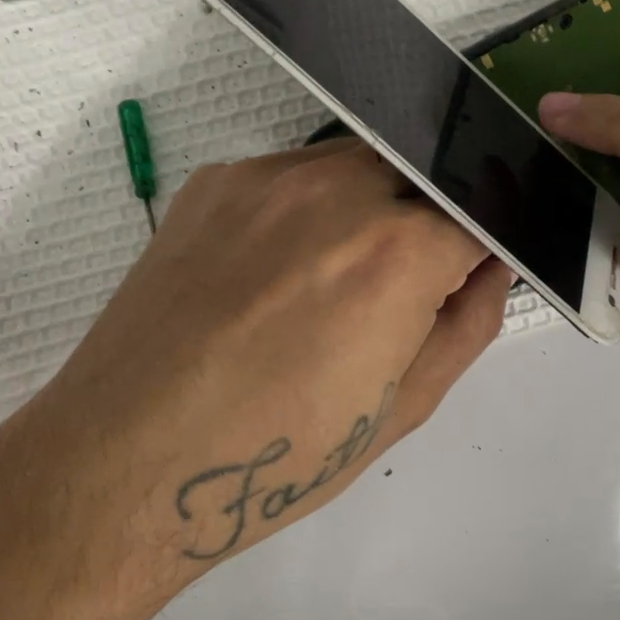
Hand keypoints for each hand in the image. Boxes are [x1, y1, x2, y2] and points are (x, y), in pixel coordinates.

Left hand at [56, 138, 512, 563]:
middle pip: (421, 173)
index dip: (481, 246)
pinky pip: (293, 174)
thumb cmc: (277, 454)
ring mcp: (267, 177)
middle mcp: (336, 189)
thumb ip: (468, 322)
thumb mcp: (403, 408)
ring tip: (328, 283)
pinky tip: (273, 273)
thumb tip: (491, 264)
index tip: (464, 275)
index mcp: (396, 252)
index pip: (478, 212)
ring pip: (357, 164)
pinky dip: (310, 208)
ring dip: (371, 205)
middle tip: (396, 290)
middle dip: (429, 219)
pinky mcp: (215, 181)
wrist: (127, 456)